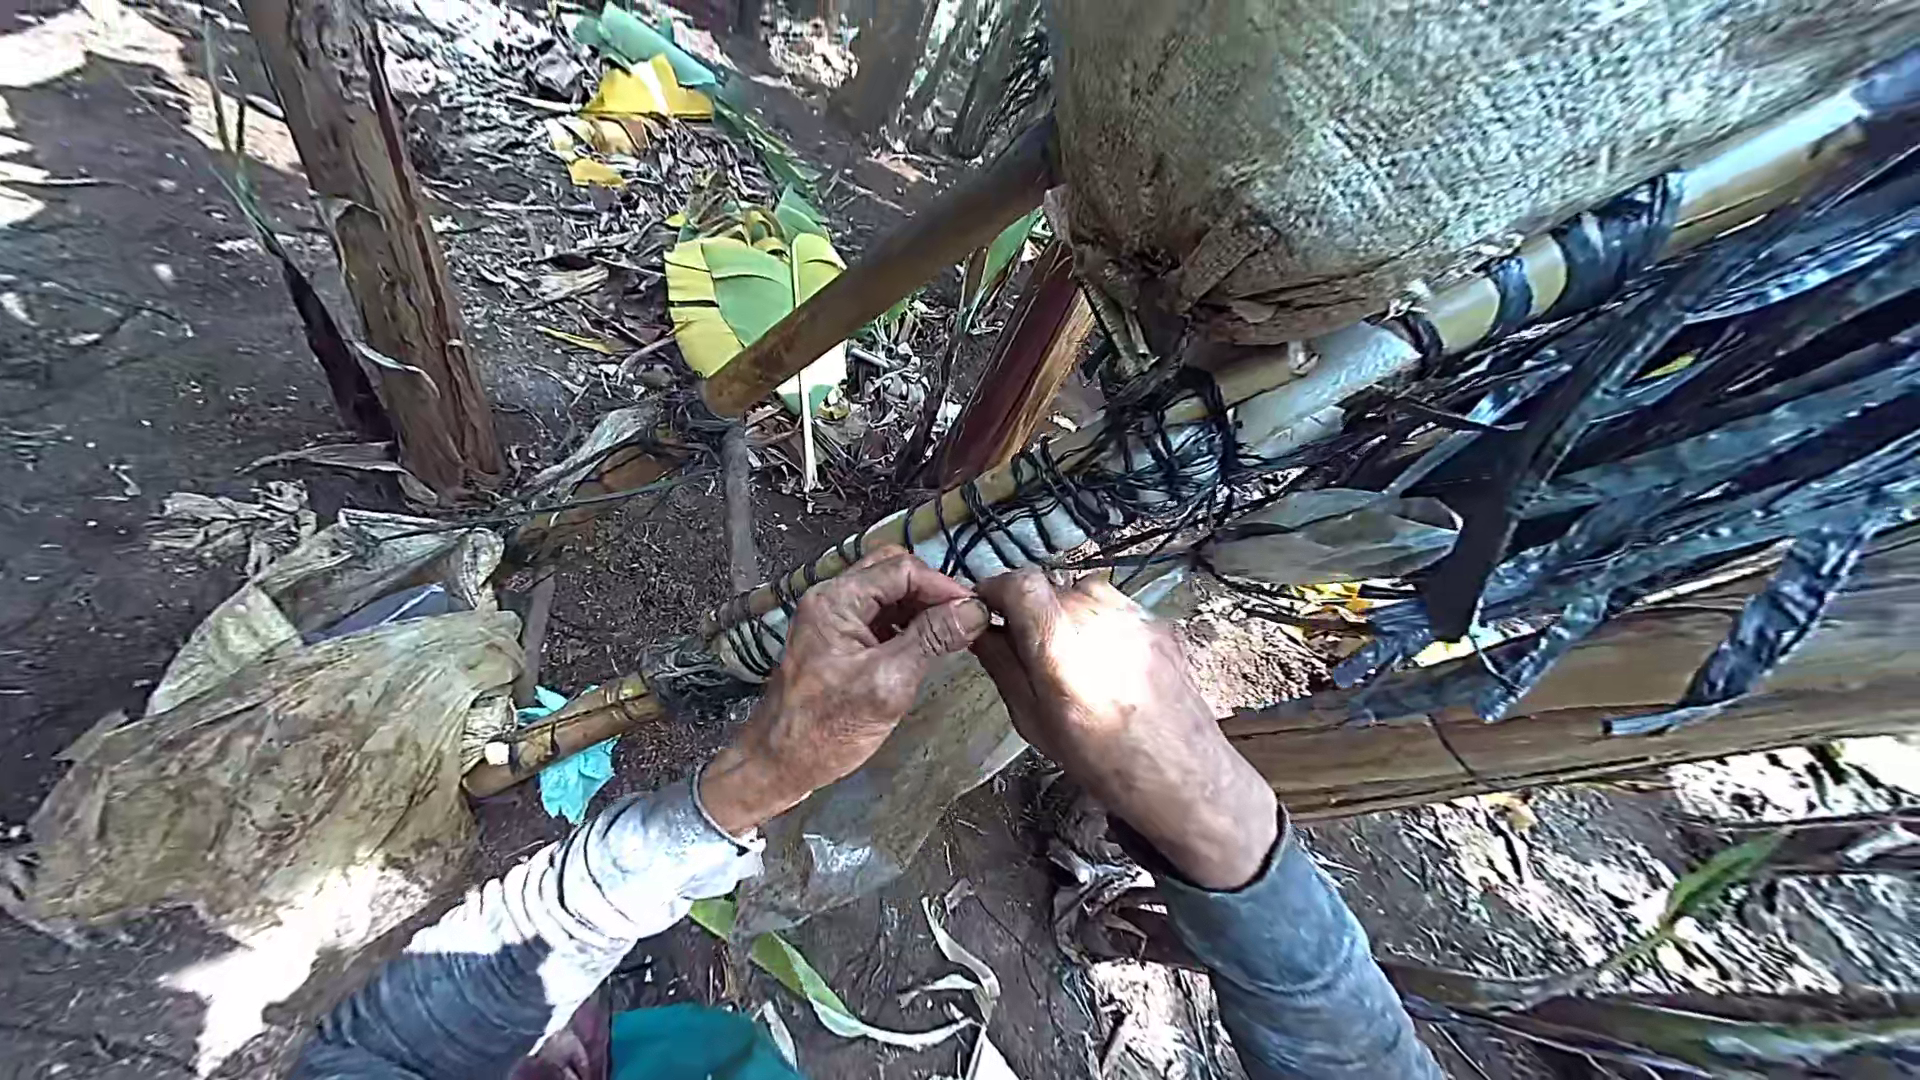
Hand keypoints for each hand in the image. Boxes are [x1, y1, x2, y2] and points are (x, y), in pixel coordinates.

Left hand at [699, 547, 989, 834]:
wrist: (777, 765)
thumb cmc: (826, 729)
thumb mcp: (888, 684)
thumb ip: (932, 639)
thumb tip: (975, 610)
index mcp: (837, 600)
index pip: (902, 569)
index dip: (942, 586)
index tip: (974, 611)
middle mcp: (833, 598)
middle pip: (894, 571)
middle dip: (932, 591)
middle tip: (963, 618)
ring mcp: (835, 617)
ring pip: (890, 591)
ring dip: (923, 606)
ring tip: (952, 631)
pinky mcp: (841, 638)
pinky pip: (882, 614)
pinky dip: (909, 622)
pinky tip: (928, 643)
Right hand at [973, 570, 1277, 888]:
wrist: (1184, 775)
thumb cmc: (1104, 760)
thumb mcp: (1033, 721)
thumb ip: (1002, 665)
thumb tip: (980, 630)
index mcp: (1060, 645)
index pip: (1018, 582)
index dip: (996, 590)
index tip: (988, 609)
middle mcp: (1097, 617)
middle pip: (1047, 588)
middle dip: (1029, 611)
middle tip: (1028, 648)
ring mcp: (1131, 613)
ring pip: (1078, 593)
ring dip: (1063, 614)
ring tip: (1072, 659)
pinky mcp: (1153, 618)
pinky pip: (1109, 606)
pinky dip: (1095, 622)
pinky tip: (1104, 662)